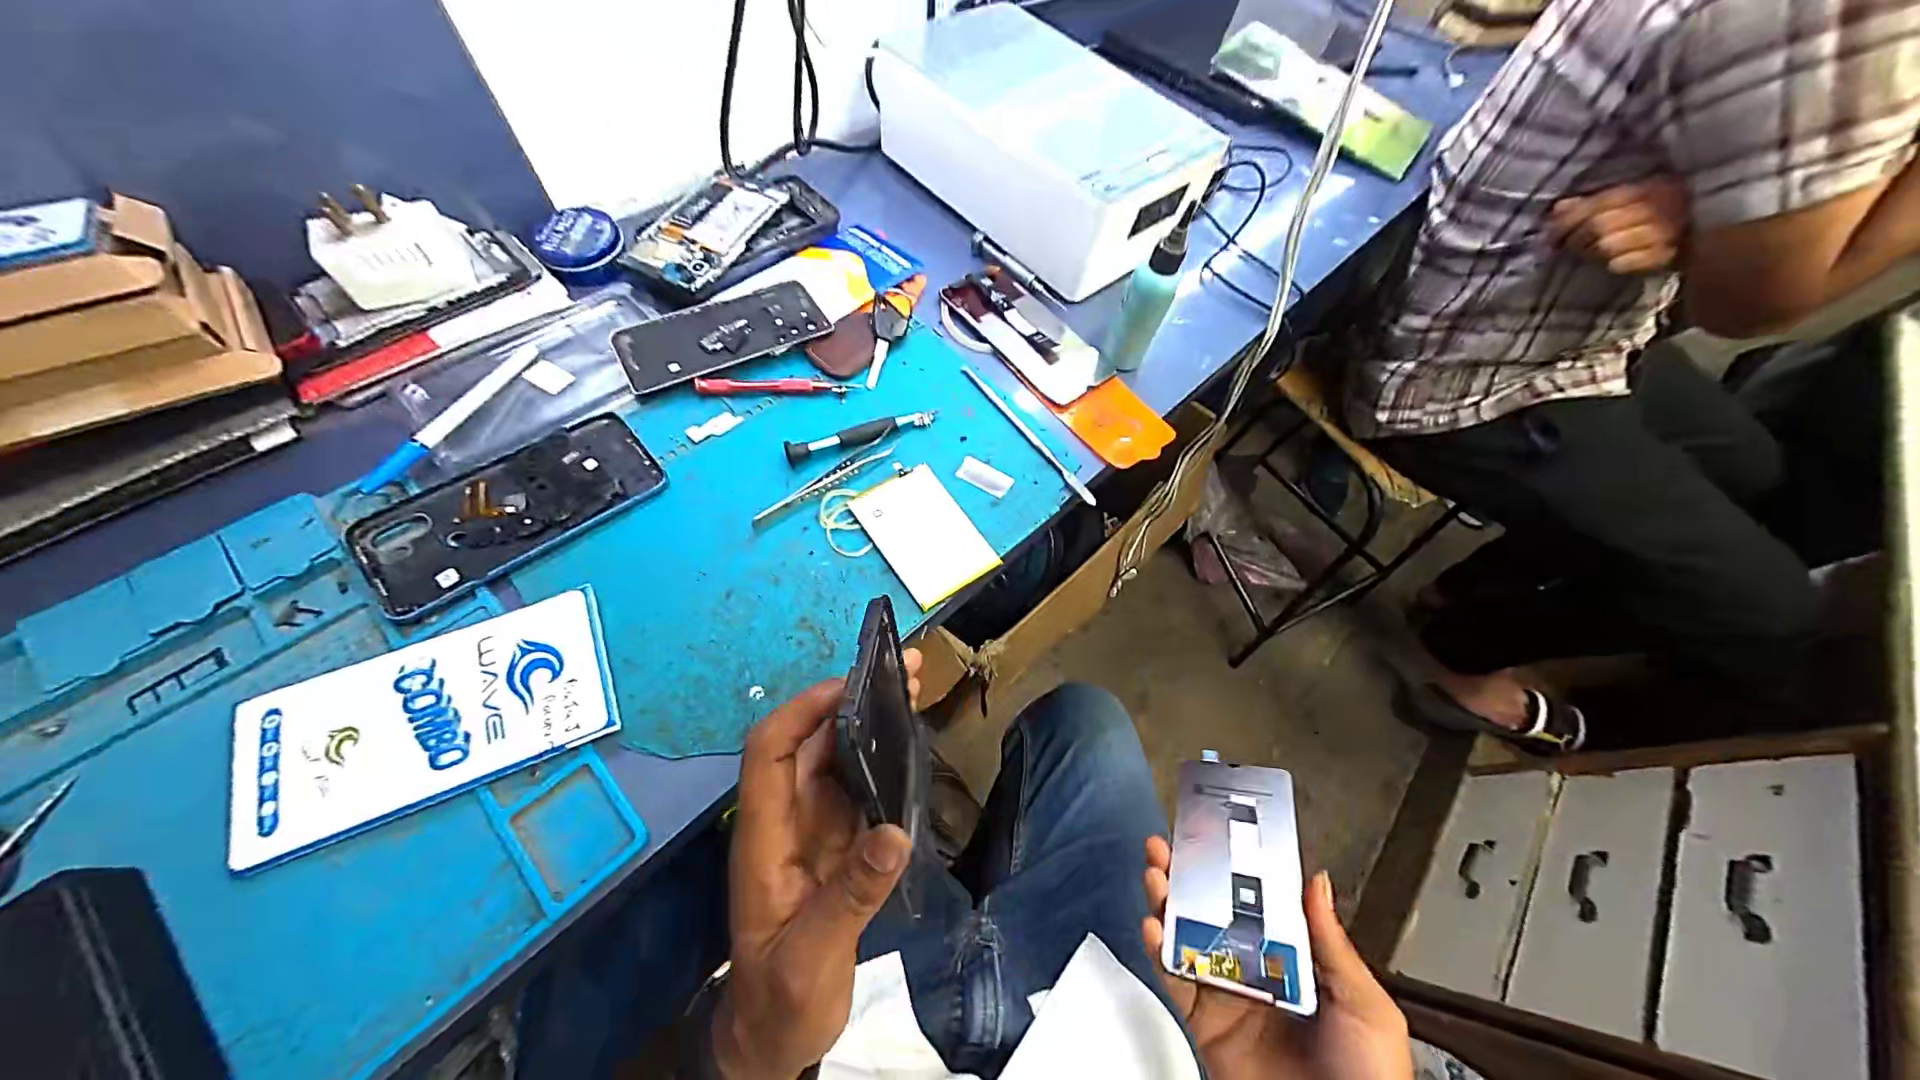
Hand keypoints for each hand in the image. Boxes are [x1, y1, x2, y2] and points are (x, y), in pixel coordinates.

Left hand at [712, 651, 923, 1079]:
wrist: (776, 1038)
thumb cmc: (780, 1001)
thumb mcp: (811, 957)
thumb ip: (851, 895)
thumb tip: (895, 832)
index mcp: (764, 836)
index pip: (770, 752)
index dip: (802, 711)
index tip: (849, 686)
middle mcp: (787, 819)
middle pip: (809, 742)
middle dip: (849, 701)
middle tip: (898, 672)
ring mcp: (814, 828)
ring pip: (836, 757)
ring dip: (869, 721)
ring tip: (911, 690)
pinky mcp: (839, 842)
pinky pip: (858, 785)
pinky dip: (882, 756)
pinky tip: (909, 739)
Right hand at [1142, 837, 1411, 1079]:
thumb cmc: (1369, 1078)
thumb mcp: (1365, 1007)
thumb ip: (1333, 945)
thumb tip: (1316, 882)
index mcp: (1292, 959)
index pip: (1253, 902)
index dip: (1228, 868)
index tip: (1211, 838)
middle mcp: (1254, 969)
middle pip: (1209, 912)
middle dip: (1184, 876)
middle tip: (1166, 847)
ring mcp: (1227, 994)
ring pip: (1185, 937)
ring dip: (1165, 903)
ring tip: (1156, 875)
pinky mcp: (1204, 1021)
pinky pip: (1175, 981)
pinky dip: (1158, 953)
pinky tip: (1154, 928)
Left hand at [1550, 175, 1689, 273]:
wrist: (1710, 235)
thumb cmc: (1659, 216)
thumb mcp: (1630, 201)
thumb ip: (1593, 203)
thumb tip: (1558, 208)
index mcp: (1649, 187)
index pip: (1596, 205)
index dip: (1565, 223)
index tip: (1549, 237)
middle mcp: (1659, 205)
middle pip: (1596, 227)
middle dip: (1575, 240)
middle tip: (1568, 248)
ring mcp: (1666, 230)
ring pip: (1605, 246)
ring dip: (1592, 254)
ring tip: (1593, 255)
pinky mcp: (1668, 255)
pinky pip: (1622, 264)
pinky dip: (1613, 265)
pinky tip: (1614, 264)